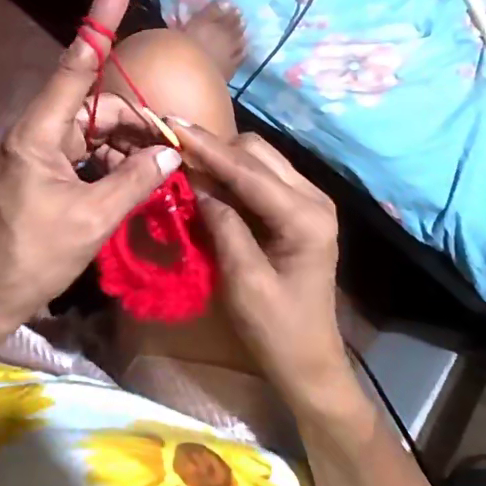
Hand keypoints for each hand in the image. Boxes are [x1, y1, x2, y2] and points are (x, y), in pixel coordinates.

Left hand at [0, 0, 179, 337]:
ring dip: (126, 145)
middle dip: (134, 121)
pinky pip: (86, 151)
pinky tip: (137, 178)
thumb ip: (134, 180)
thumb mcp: (92, 219)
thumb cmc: (34, 257)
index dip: (99, 21)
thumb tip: (171, 151)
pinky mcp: (45, 170)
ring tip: (158, 169)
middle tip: (171, 147)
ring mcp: (40, 151)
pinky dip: (112, 161)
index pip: (75, 65)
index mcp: (39, 133)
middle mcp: (37, 131)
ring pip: (94, 130)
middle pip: (95, 105)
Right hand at [171, 121, 347, 399]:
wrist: (308, 360)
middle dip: (214, 148)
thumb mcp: (242, 280)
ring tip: (184, 162)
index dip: (207, 148)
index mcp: (304, 218)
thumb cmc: (276, 329)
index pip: (247, 171)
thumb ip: (222, 224)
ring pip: (258, 158)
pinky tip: (207, 181)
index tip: (172, 125)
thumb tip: (193, 181)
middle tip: (172, 150)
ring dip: (222, 158)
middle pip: (256, 152)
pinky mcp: (297, 209)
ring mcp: (308, 201)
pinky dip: (231, 174)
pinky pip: (260, 175)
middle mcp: (313, 199)